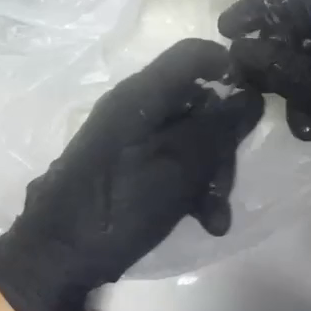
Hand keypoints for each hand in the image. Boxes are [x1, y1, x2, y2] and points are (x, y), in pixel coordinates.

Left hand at [0, 39, 262, 310]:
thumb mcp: (181, 167)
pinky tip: (205, 221)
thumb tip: (250, 94)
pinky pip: (170, 161)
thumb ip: (219, 129)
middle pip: (196, 103)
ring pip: (188, 137)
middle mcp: (135, 106)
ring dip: (210, 174)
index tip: (254, 97)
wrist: (57, 256)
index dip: (228, 66)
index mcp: (142, 94)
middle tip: (227, 185)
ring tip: (217, 218)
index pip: (192, 54)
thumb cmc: (121, 204)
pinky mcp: (126, 165)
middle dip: (221, 144)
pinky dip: (190, 187)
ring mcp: (129, 136)